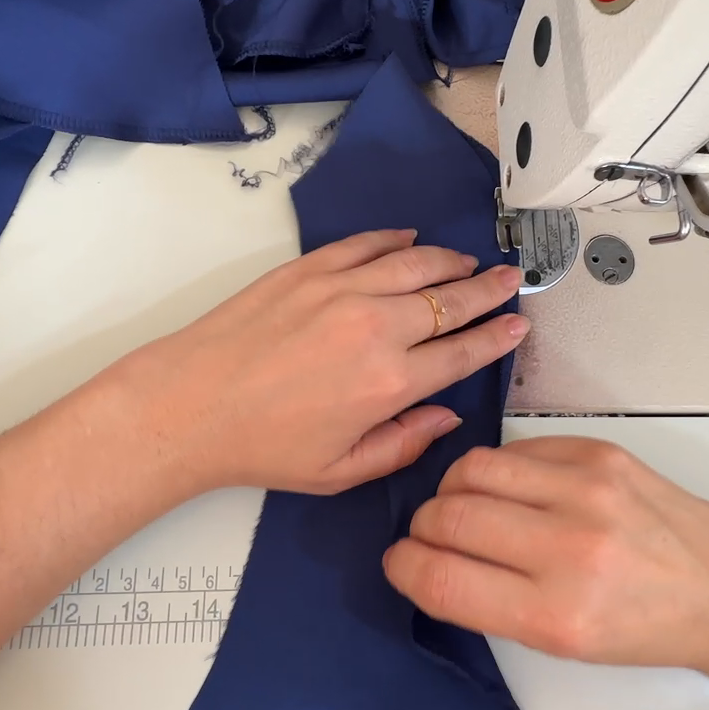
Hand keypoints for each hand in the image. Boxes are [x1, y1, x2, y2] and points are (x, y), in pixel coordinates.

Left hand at [81, 229, 525, 496]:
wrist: (189, 405)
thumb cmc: (264, 448)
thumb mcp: (341, 472)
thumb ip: (404, 445)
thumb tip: (450, 417)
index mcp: (390, 384)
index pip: (463, 353)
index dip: (498, 337)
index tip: (519, 323)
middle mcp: (377, 327)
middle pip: (451, 300)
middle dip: (489, 289)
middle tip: (511, 279)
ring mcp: (342, 289)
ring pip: (416, 263)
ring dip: (450, 260)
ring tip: (468, 261)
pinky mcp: (309, 268)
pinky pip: (366, 244)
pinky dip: (395, 238)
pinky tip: (411, 237)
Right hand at [384, 437, 708, 670]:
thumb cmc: (640, 626)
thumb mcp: (562, 643)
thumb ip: (489, 600)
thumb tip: (428, 556)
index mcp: (557, 614)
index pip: (442, 577)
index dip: (403, 566)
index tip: (400, 562)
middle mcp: (569, 546)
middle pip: (447, 515)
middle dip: (422, 526)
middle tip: (430, 535)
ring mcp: (585, 487)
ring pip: (470, 467)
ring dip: (451, 488)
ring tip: (465, 505)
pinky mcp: (596, 449)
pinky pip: (513, 450)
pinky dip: (496, 471)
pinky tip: (512, 490)